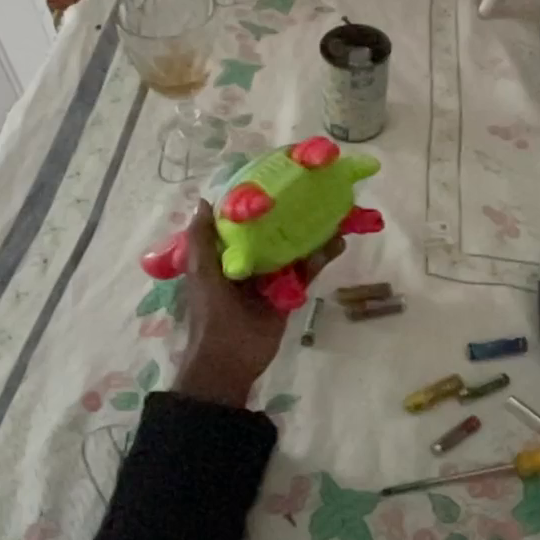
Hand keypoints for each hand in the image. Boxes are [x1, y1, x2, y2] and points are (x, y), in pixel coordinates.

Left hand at [173, 201, 341, 408]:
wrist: (229, 360)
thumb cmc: (211, 313)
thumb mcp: (201, 273)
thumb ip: (201, 240)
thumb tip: (205, 201)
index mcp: (224, 255)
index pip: (241, 222)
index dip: (256, 203)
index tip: (274, 179)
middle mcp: (249, 261)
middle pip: (272, 232)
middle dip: (290, 215)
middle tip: (312, 190)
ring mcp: (271, 277)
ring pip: (293, 249)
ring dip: (311, 234)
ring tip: (334, 212)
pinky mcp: (289, 293)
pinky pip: (306, 272)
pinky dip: (321, 258)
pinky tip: (338, 243)